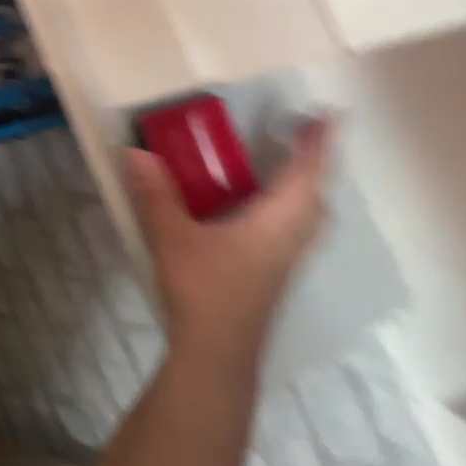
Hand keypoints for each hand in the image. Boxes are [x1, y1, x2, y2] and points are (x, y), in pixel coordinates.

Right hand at [126, 116, 334, 367]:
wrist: (218, 351)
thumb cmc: (204, 290)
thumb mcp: (173, 238)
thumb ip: (156, 196)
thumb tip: (136, 152)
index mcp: (278, 221)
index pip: (307, 172)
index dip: (318, 142)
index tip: (328, 114)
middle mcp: (292, 237)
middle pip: (316, 193)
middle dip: (313, 163)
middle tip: (301, 135)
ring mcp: (286, 259)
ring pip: (307, 214)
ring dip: (302, 186)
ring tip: (285, 167)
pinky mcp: (272, 274)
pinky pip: (292, 227)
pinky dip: (287, 207)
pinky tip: (258, 210)